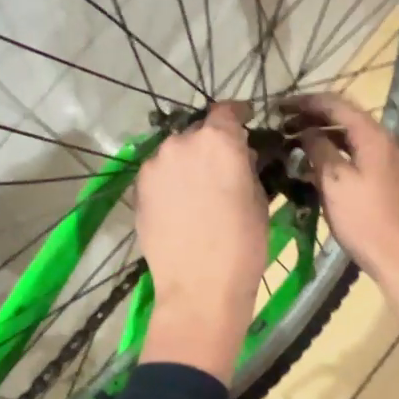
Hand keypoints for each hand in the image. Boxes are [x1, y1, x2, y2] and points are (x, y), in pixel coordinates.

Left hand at [136, 103, 268, 383]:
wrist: (199, 288)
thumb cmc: (243, 246)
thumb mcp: (259, 200)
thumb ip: (247, 168)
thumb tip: (242, 157)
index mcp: (219, 140)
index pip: (227, 110)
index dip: (238, 116)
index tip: (245, 125)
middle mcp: (181, 142)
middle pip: (199, 132)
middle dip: (212, 145)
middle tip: (224, 170)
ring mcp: (155, 165)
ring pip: (176, 153)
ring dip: (188, 164)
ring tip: (200, 192)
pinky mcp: (139, 189)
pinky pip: (160, 174)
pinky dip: (171, 182)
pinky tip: (181, 206)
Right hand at [293, 93, 398, 281]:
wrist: (397, 256)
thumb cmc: (363, 219)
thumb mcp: (334, 181)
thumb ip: (318, 148)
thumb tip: (305, 131)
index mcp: (373, 135)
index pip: (336, 104)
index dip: (305, 102)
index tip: (278, 106)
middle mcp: (384, 138)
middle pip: (344, 117)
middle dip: (312, 116)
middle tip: (282, 123)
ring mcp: (386, 157)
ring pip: (349, 135)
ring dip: (322, 134)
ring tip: (292, 140)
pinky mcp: (384, 175)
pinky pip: (355, 152)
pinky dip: (334, 151)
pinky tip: (314, 161)